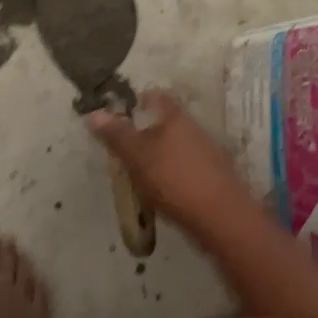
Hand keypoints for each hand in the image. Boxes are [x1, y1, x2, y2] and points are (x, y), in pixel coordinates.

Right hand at [87, 90, 249, 238]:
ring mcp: (209, 153)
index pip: (156, 96)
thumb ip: (116, 134)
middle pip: (168, 121)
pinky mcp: (216, 178)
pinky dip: (175, 172)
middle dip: (148, 131)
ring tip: (143, 172)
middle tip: (128, 147)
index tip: (124, 113)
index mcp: (175, 116)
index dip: (139, 100)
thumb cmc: (174, 180)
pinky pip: (189, 166)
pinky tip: (166, 190)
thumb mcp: (137, 156)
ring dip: (162, 154)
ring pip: (179, 144)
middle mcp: (195, 128)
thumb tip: (93, 112)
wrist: (224, 221)